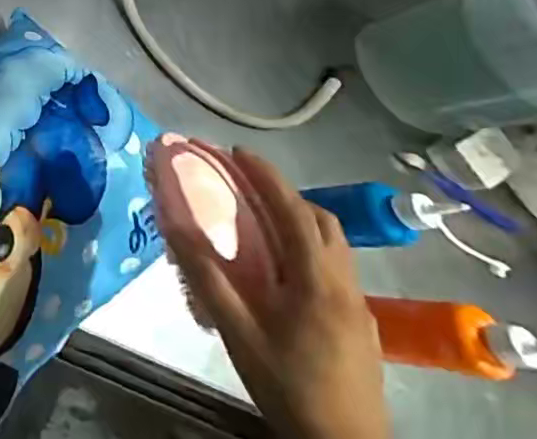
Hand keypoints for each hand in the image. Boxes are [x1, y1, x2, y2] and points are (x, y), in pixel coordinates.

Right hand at [154, 146, 390, 438]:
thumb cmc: (286, 384)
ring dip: (301, 219)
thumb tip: (172, 222)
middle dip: (285, 193)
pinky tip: (286, 270)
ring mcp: (360, 307)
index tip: (238, 151)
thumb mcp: (236, 329)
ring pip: (335, 245)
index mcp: (317, 280)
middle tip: (248, 183)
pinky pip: (337, 268)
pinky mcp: (364, 327)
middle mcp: (345, 285)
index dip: (267, 176)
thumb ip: (205, 274)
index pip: (294, 210)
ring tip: (264, 218)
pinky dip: (310, 248)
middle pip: (322, 221)